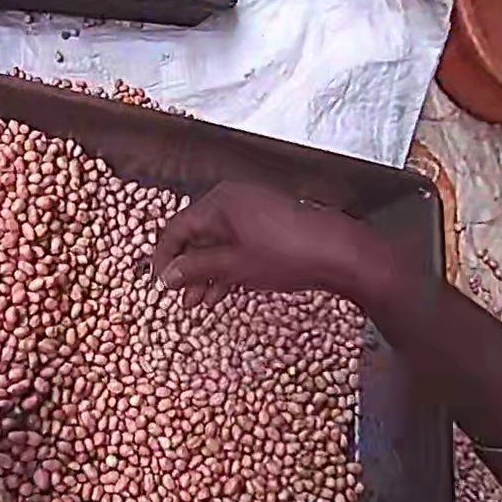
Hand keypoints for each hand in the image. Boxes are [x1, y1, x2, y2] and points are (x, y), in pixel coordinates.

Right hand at [150, 181, 388, 305]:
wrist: (342, 254)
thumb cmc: (286, 255)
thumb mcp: (233, 265)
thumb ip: (195, 268)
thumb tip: (166, 275)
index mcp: (220, 202)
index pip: (177, 227)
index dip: (164, 257)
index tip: (159, 282)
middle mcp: (233, 201)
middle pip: (197, 235)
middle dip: (187, 268)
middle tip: (180, 296)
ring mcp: (252, 212)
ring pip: (216, 243)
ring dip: (206, 272)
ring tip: (199, 300)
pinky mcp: (268, 225)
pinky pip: (235, 244)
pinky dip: (226, 266)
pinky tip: (221, 290)